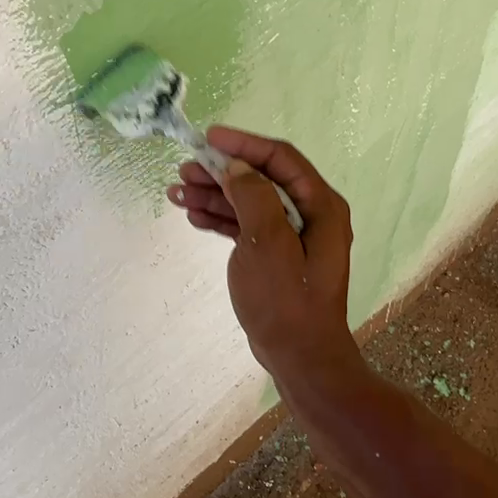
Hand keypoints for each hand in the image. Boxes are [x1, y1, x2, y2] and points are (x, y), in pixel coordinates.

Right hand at [166, 126, 358, 378]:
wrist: (300, 358)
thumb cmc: (286, 302)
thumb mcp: (267, 244)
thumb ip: (253, 197)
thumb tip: (237, 168)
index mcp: (321, 206)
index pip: (280, 159)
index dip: (243, 145)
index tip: (209, 138)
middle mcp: (311, 215)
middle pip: (261, 179)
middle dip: (222, 172)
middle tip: (184, 170)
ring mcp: (293, 237)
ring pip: (249, 202)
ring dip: (215, 195)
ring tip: (177, 193)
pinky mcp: (276, 257)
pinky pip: (246, 226)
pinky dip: (221, 219)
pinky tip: (194, 216)